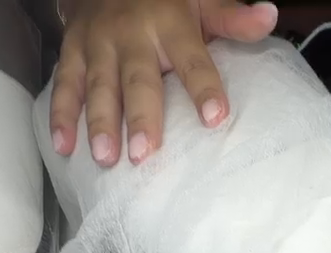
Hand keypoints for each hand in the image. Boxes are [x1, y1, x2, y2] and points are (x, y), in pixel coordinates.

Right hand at [49, 0, 277, 165]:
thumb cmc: (167, 0)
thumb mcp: (200, 0)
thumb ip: (231, 17)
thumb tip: (269, 17)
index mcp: (169, 23)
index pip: (191, 59)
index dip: (203, 87)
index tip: (215, 117)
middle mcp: (130, 33)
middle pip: (137, 80)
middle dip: (140, 117)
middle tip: (143, 154)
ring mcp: (97, 43)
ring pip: (97, 86)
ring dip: (99, 123)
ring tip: (105, 158)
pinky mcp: (73, 51)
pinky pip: (65, 84)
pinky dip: (61, 115)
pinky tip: (64, 147)